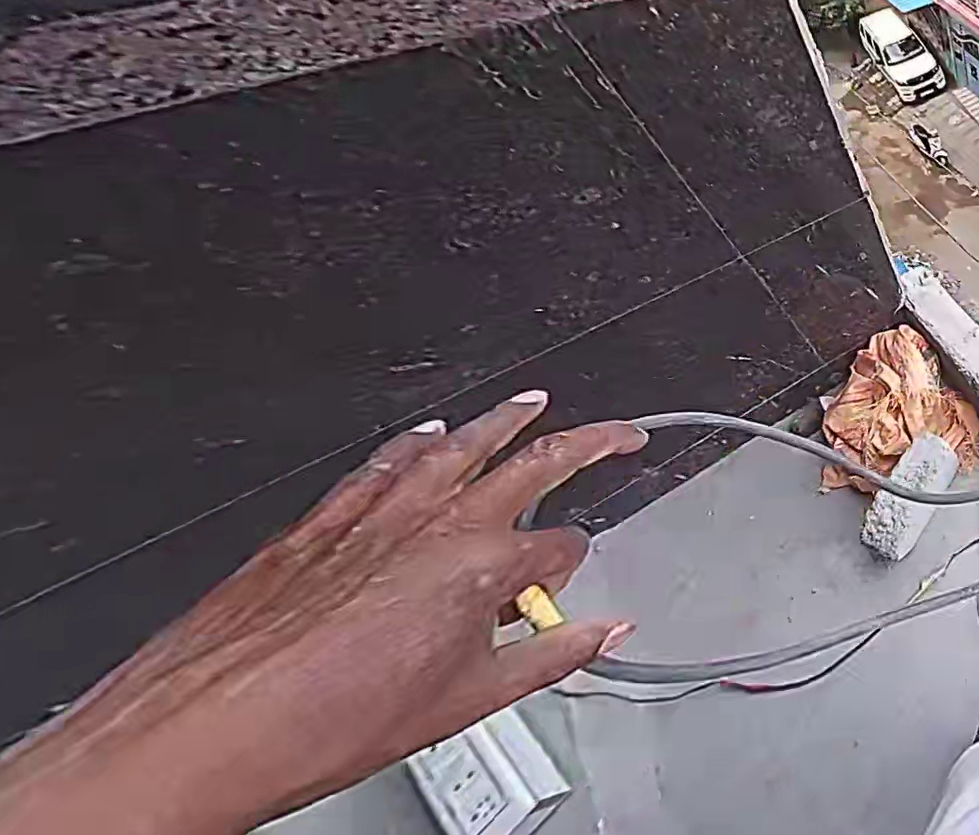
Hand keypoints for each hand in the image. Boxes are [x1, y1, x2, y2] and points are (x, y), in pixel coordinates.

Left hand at [0, 392, 647, 834]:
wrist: (186, 746)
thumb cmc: (322, 726)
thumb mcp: (466, 701)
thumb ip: (555, 655)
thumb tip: (609, 631)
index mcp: (484, 567)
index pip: (561, 547)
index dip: (567, 566)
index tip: (557, 583)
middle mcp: (445, 525)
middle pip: (543, 461)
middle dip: (598, 440)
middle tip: (623, 432)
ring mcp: (387, 513)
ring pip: (466, 442)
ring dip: (509, 416)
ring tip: (536, 399)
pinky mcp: (330, 518)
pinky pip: (385, 462)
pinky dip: (415, 441)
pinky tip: (429, 432)